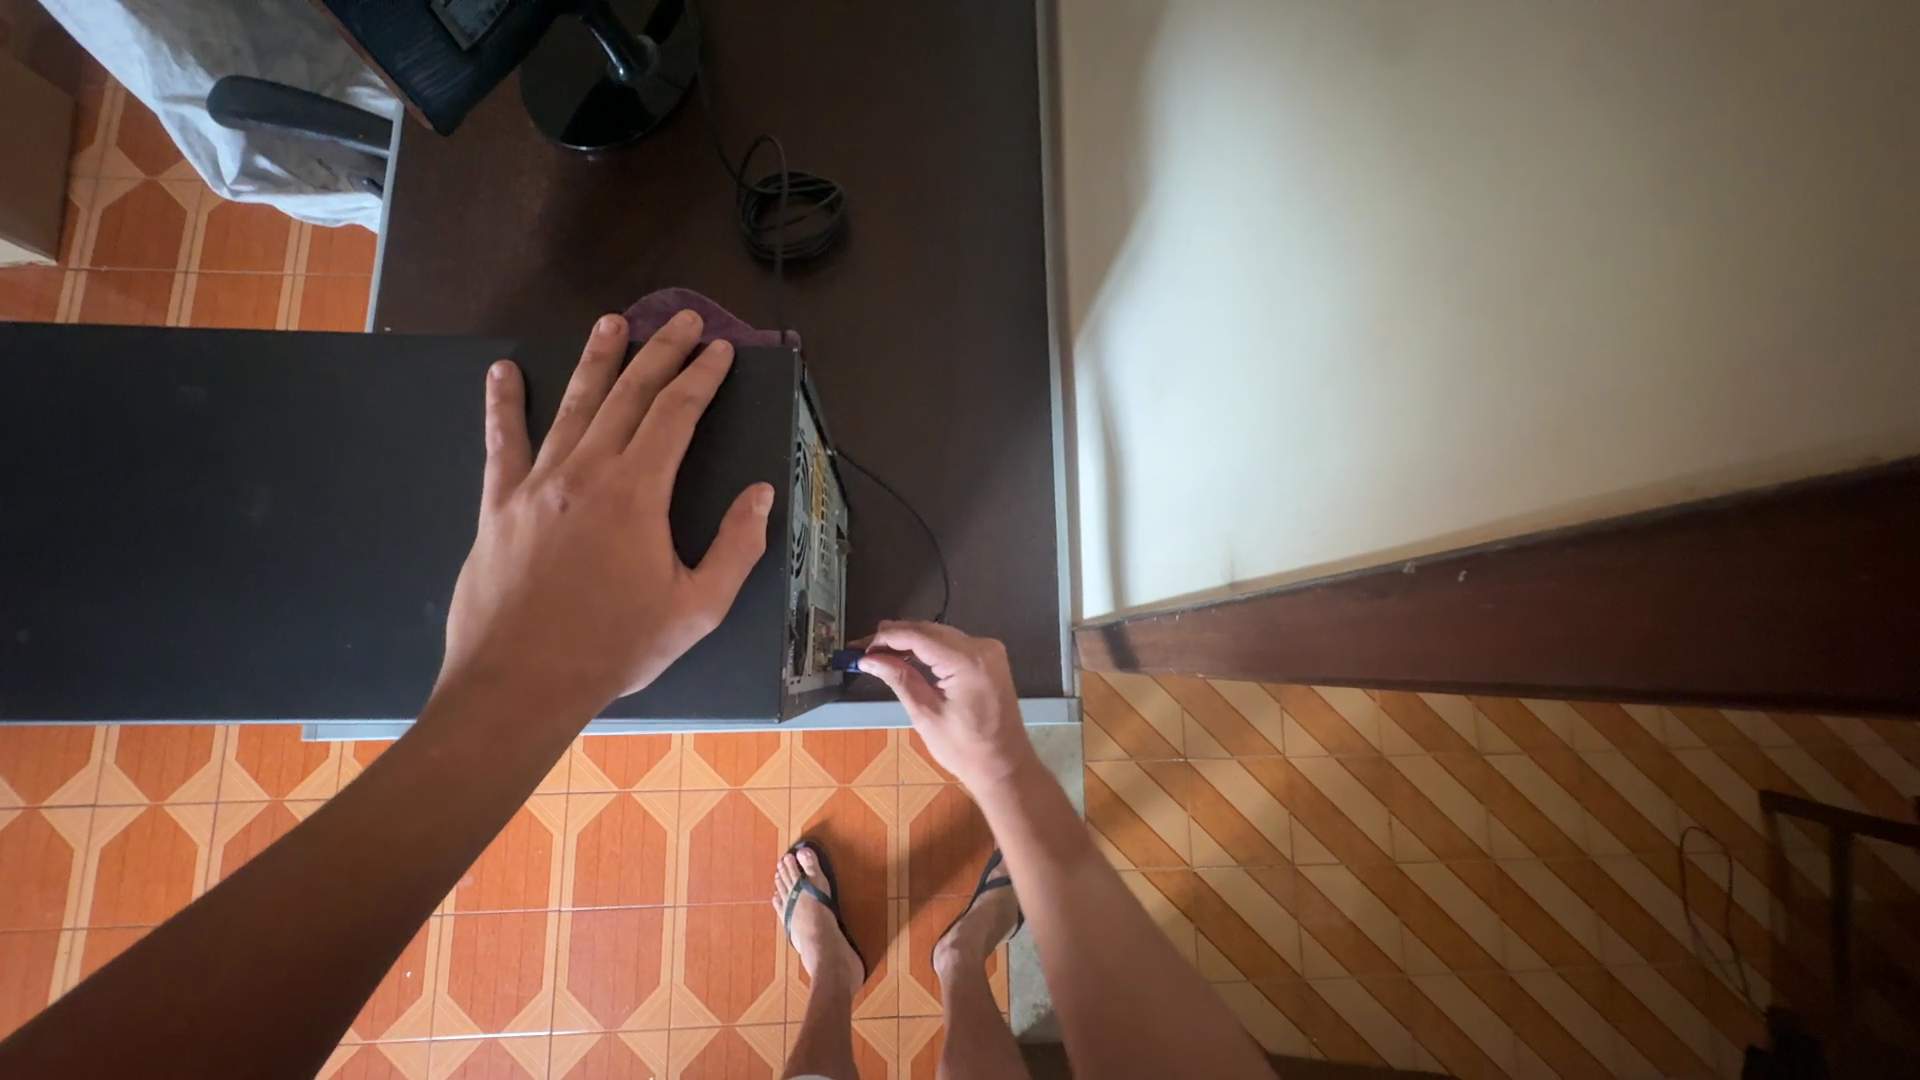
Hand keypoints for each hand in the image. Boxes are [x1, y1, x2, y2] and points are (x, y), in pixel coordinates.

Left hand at [437, 311, 772, 713]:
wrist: (520, 684)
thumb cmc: (617, 648)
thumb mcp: (698, 607)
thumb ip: (735, 547)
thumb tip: (760, 494)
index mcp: (637, 494)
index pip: (676, 415)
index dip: (701, 377)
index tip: (719, 349)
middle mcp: (585, 473)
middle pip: (627, 395)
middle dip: (660, 352)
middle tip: (681, 319)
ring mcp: (535, 484)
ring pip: (571, 406)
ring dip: (595, 361)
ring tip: (612, 323)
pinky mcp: (497, 504)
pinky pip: (502, 443)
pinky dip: (503, 405)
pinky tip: (503, 373)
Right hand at [856, 621, 1035, 788]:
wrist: (1005, 765)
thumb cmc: (964, 748)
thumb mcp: (926, 714)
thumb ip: (899, 678)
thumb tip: (869, 659)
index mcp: (967, 660)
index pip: (919, 636)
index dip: (887, 638)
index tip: (860, 647)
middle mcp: (982, 647)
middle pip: (930, 631)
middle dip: (896, 637)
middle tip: (864, 648)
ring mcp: (989, 651)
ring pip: (941, 635)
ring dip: (912, 640)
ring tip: (880, 650)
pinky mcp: (990, 659)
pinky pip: (954, 644)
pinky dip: (930, 648)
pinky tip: (909, 655)